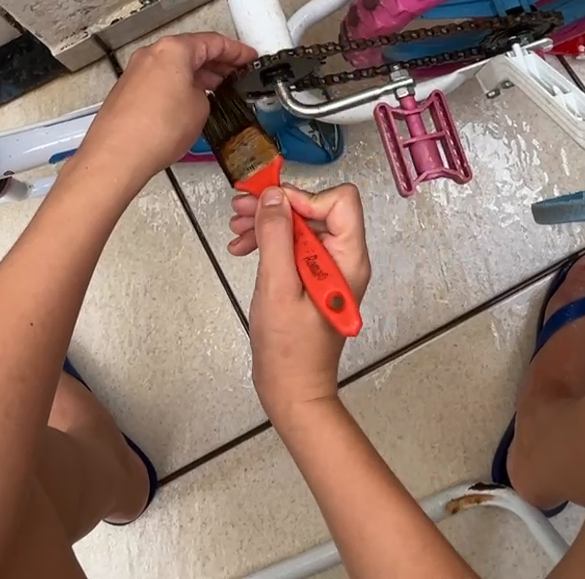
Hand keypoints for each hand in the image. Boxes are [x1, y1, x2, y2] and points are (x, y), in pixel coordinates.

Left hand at [72, 32, 256, 187]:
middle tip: (236, 73)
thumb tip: (199, 95)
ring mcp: (136, 72)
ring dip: (196, 76)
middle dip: (216, 63)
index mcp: (173, 50)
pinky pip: (160, 80)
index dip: (236, 51)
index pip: (213, 42)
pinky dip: (178, 87)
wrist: (118, 155)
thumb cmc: (155, 130)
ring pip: (174, 66)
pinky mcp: (128, 90)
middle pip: (191, 51)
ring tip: (216, 91)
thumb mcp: (201, 108)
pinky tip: (189, 103)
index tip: (248, 57)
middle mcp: (151, 55)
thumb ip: (205, 93)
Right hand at [229, 183, 370, 422]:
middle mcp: (344, 258)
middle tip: (240, 209)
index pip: (340, 202)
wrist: (292, 389)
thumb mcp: (277, 286)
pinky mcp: (312, 277)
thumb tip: (274, 195)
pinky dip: (268, 242)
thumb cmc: (289, 347)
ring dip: (268, 222)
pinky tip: (243, 247)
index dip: (304, 198)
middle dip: (277, 207)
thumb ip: (276, 236)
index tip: (270, 209)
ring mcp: (328, 268)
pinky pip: (293, 245)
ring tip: (236, 228)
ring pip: (301, 224)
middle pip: (316, 209)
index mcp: (347, 258)